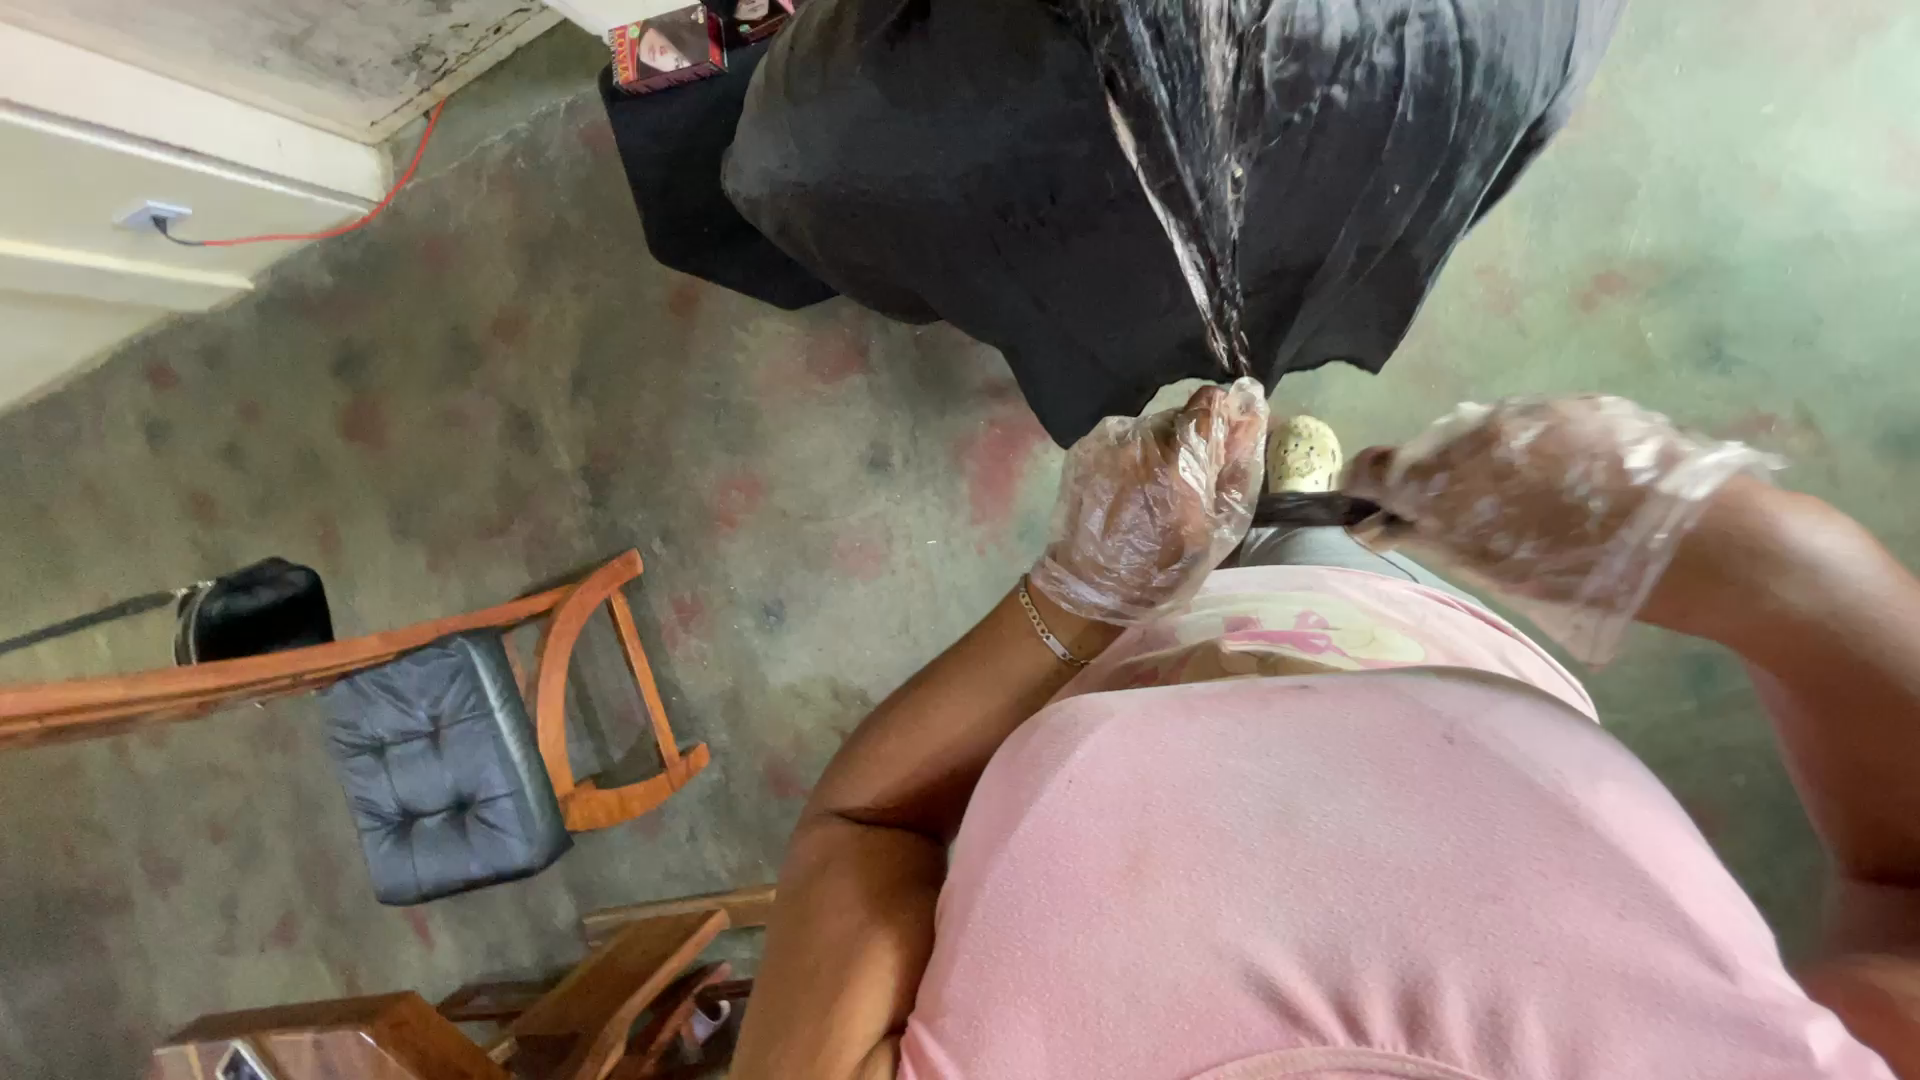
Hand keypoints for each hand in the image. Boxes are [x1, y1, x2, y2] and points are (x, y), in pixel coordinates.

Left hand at [1029, 378, 1267, 623]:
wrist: (1091, 585)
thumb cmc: (1163, 567)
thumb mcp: (1215, 527)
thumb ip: (1235, 469)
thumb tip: (1250, 419)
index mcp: (1176, 461)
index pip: (1207, 405)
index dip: (1221, 415)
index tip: (1224, 433)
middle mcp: (1139, 441)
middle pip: (1178, 416)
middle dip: (1190, 439)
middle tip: (1187, 478)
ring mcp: (1107, 443)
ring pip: (1149, 428)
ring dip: (1160, 448)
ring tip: (1154, 489)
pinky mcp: (1084, 449)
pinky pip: (1121, 440)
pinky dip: (1131, 456)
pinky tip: (1127, 489)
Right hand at [1344, 395, 1777, 662]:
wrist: (1721, 548)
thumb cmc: (1593, 574)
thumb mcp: (1494, 568)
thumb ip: (1426, 537)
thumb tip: (1376, 523)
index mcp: (1455, 473)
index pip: (1376, 465)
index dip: (1366, 489)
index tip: (1372, 511)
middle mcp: (1484, 428)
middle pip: (1426, 449)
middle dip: (1428, 480)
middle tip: (1461, 519)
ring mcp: (1536, 409)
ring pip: (1476, 435)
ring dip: (1478, 465)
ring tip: (1523, 502)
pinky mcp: (1581, 403)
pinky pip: (1525, 425)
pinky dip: (1525, 452)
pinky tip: (1563, 483)